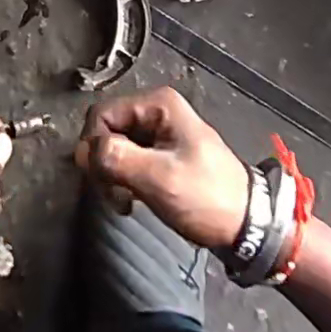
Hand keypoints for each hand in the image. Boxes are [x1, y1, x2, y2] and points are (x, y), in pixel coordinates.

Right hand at [73, 86, 252, 250]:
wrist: (248, 227)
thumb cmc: (207, 197)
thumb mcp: (160, 178)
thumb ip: (118, 159)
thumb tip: (82, 151)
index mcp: (158, 104)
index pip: (102, 114)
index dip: (94, 146)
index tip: (102, 180)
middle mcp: (157, 110)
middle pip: (107, 129)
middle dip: (104, 163)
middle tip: (115, 195)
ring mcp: (160, 131)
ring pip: (114, 146)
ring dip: (113, 175)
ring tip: (125, 202)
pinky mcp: (161, 152)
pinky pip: (128, 159)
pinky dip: (124, 180)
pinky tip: (133, 200)